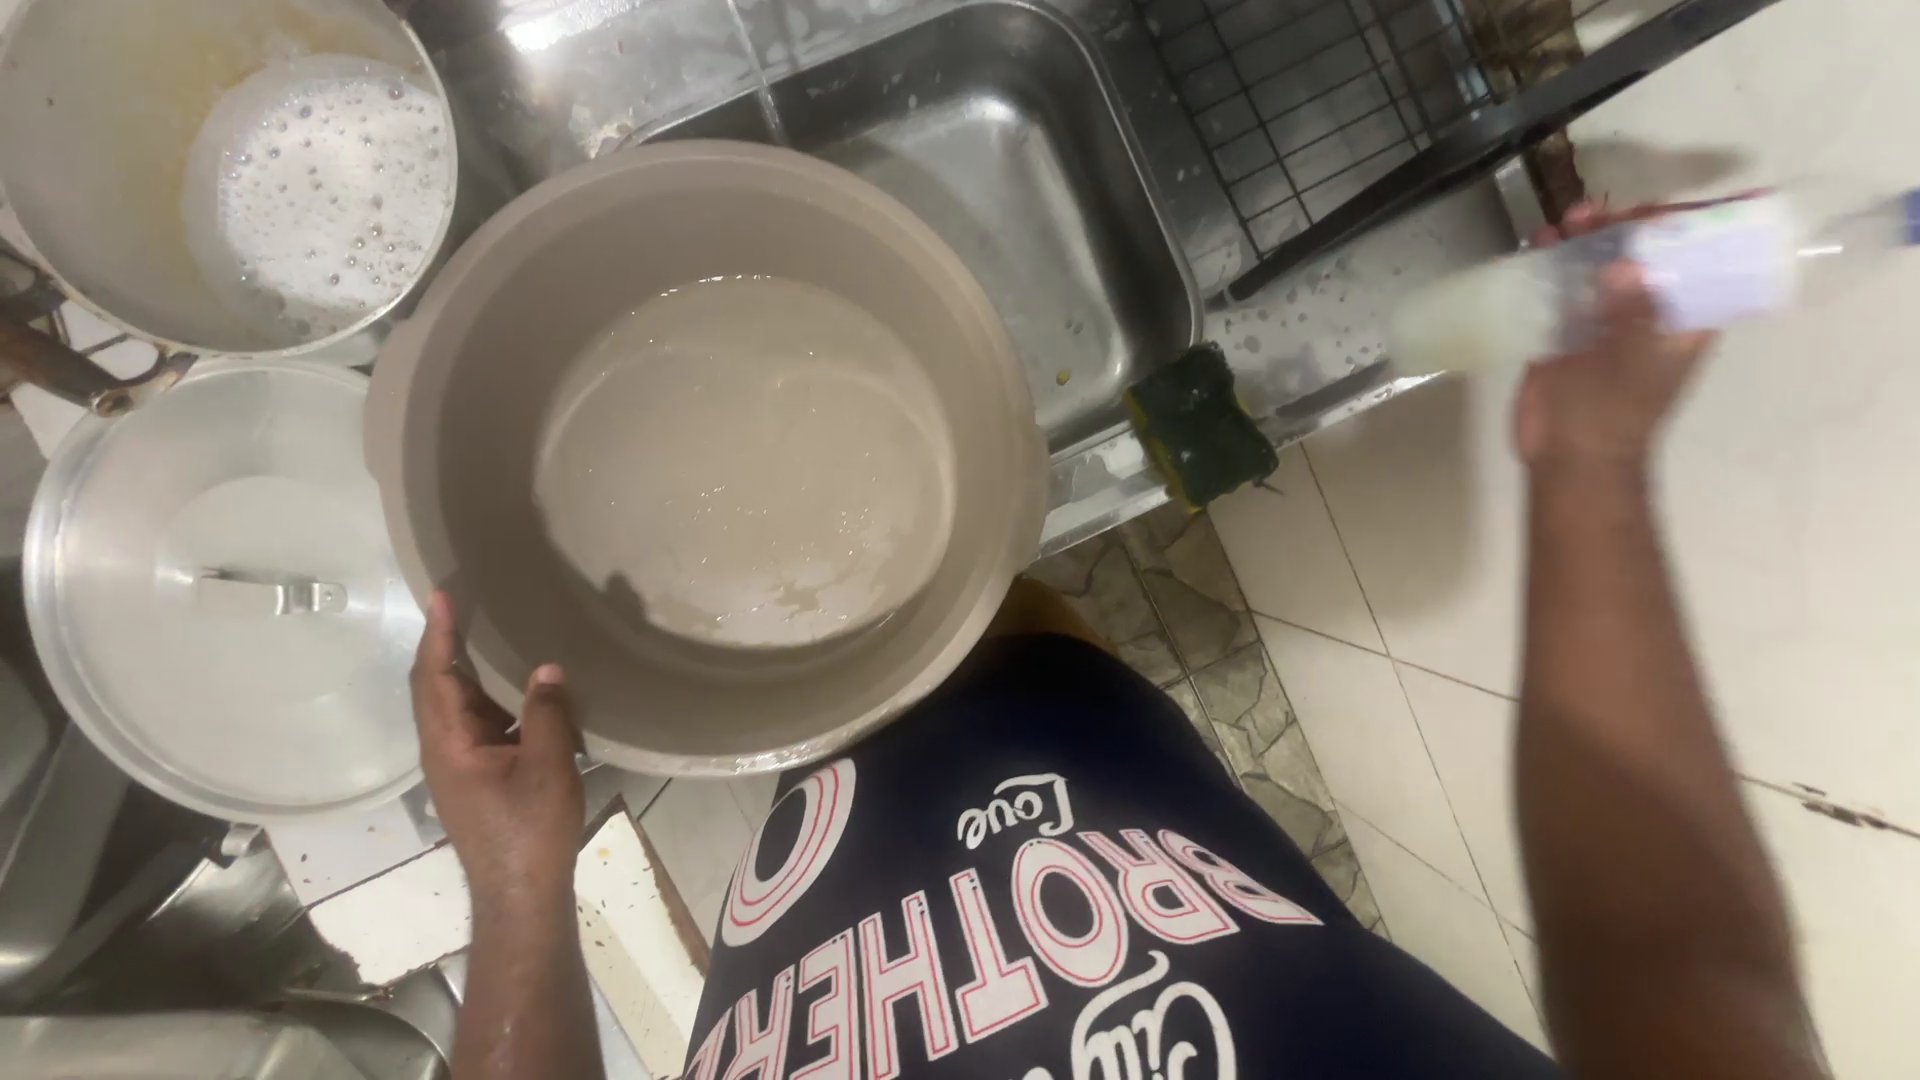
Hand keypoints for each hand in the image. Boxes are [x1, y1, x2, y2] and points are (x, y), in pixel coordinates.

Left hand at [411, 590, 583, 908]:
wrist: (521, 893)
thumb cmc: (530, 829)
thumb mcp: (546, 766)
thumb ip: (545, 713)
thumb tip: (546, 669)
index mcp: (450, 745)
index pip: (436, 677)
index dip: (439, 634)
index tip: (442, 595)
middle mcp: (446, 750)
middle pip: (439, 687)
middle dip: (447, 643)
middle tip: (464, 603)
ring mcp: (462, 765)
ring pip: (462, 705)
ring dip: (474, 669)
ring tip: (496, 633)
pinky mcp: (481, 776)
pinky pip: (484, 722)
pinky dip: (498, 696)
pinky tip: (526, 688)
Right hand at [1514, 202, 1717, 471]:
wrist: (1567, 456)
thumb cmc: (1613, 413)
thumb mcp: (1631, 363)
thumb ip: (1631, 313)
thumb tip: (1622, 265)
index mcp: (1683, 318)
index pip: (1701, 259)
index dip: (1688, 227)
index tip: (1658, 211)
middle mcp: (1644, 313)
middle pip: (1642, 257)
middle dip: (1624, 229)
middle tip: (1600, 212)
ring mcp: (1599, 323)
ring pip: (1596, 270)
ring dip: (1582, 243)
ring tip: (1565, 221)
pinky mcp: (1560, 334)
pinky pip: (1556, 293)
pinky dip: (1547, 269)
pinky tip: (1536, 247)